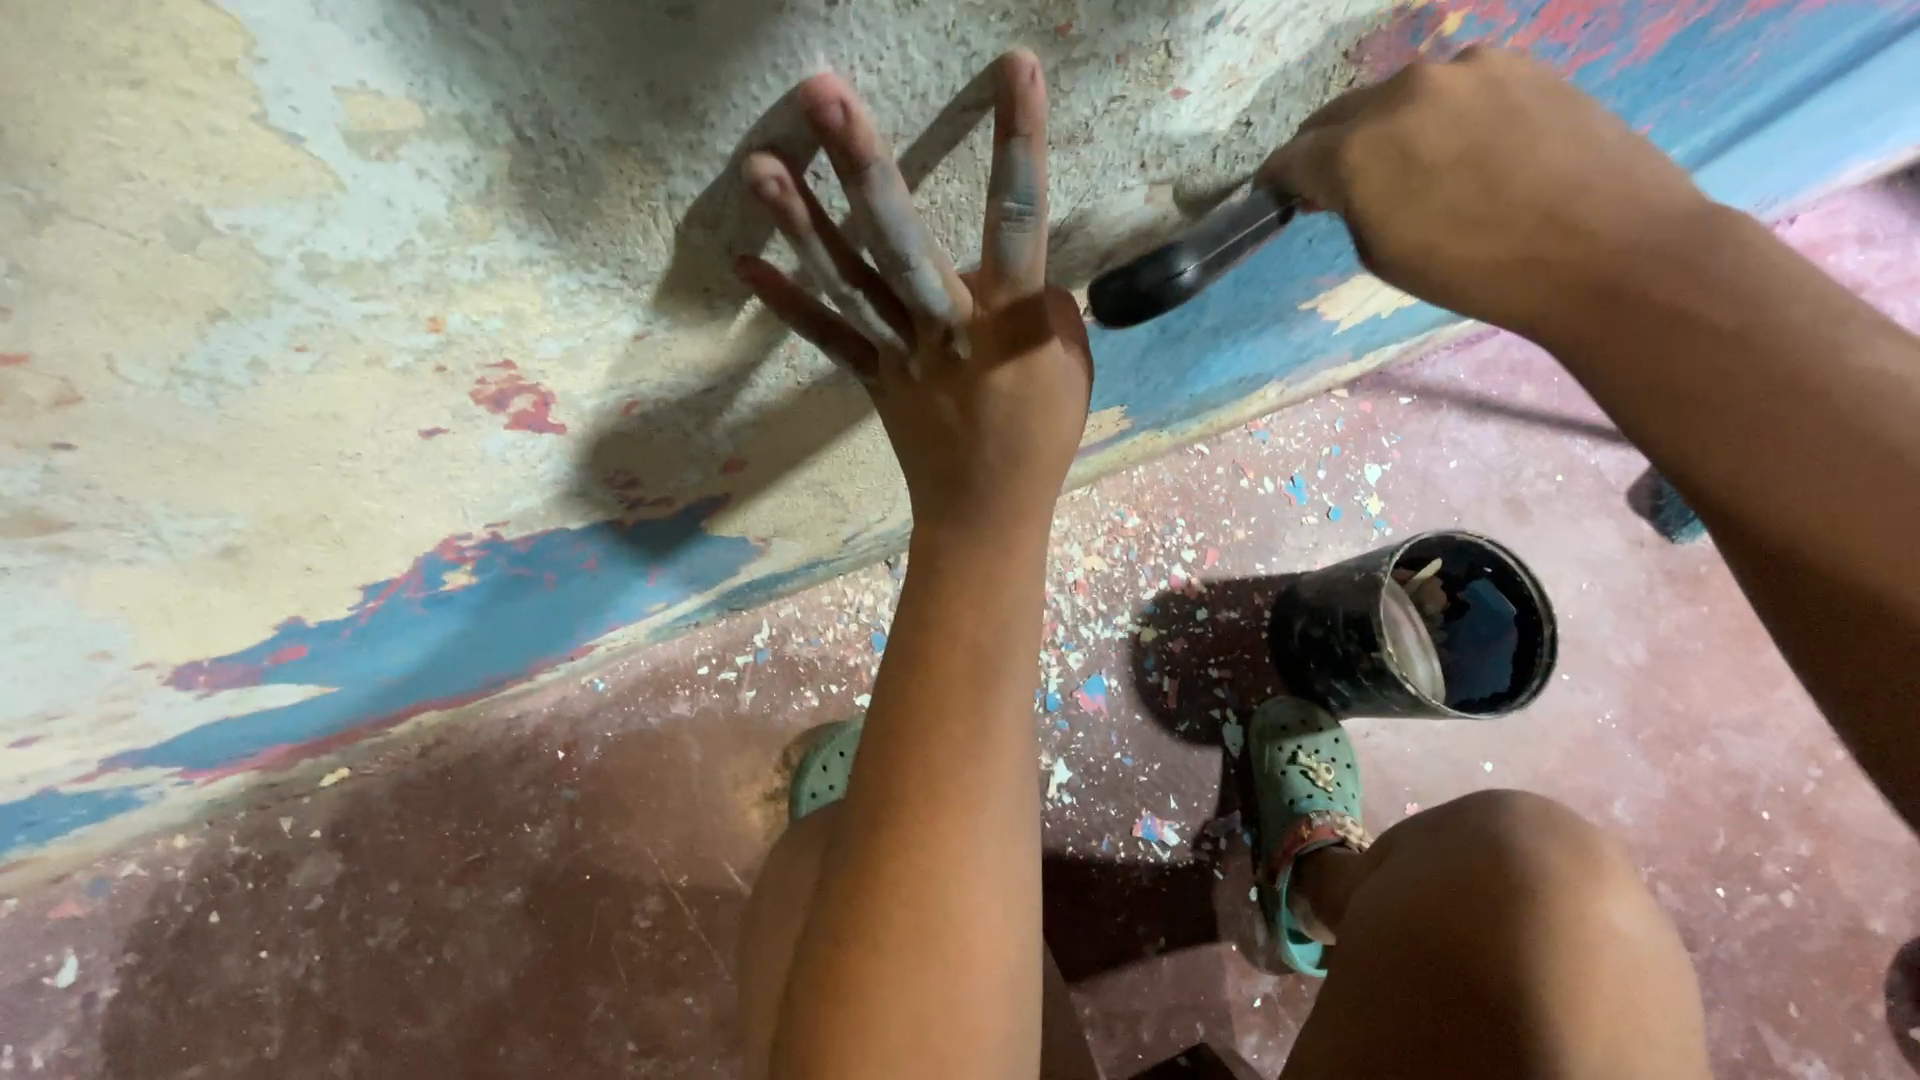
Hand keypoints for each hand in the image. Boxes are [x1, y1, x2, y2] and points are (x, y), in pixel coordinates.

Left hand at [735, 49, 1091, 536]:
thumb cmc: (1040, 442)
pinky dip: (787, 303)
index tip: (1018, 69)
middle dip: (865, 166)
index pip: (1018, 218)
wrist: (985, 515)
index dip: (1021, 142)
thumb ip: (1049, 311)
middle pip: (902, 241)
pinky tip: (744, 264)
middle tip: (824, 97)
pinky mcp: (871, 380)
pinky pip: (826, 339)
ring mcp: (899, 354)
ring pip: (850, 282)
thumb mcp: (1072, 370)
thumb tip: (1023, 278)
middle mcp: (946, 326)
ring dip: (803, 224)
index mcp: (1010, 319)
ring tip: (758, 164)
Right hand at [1260, 46, 1712, 340]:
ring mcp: (1463, 69)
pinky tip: (1461, 148)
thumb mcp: (1382, 254)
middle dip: (1326, 148)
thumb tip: (1340, 184)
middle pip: (1338, 115)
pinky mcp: (1516, 61)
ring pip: (1397, 96)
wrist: (1604, 249)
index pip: (1292, 156)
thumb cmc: (1475, 272)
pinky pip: (1453, 86)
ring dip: (1385, 128)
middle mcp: (1401, 93)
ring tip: (1406, 165)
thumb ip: (1349, 206)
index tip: (1277, 193)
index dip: (1278, 178)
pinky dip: (1439, 114)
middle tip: (1332, 182)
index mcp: (1356, 151)